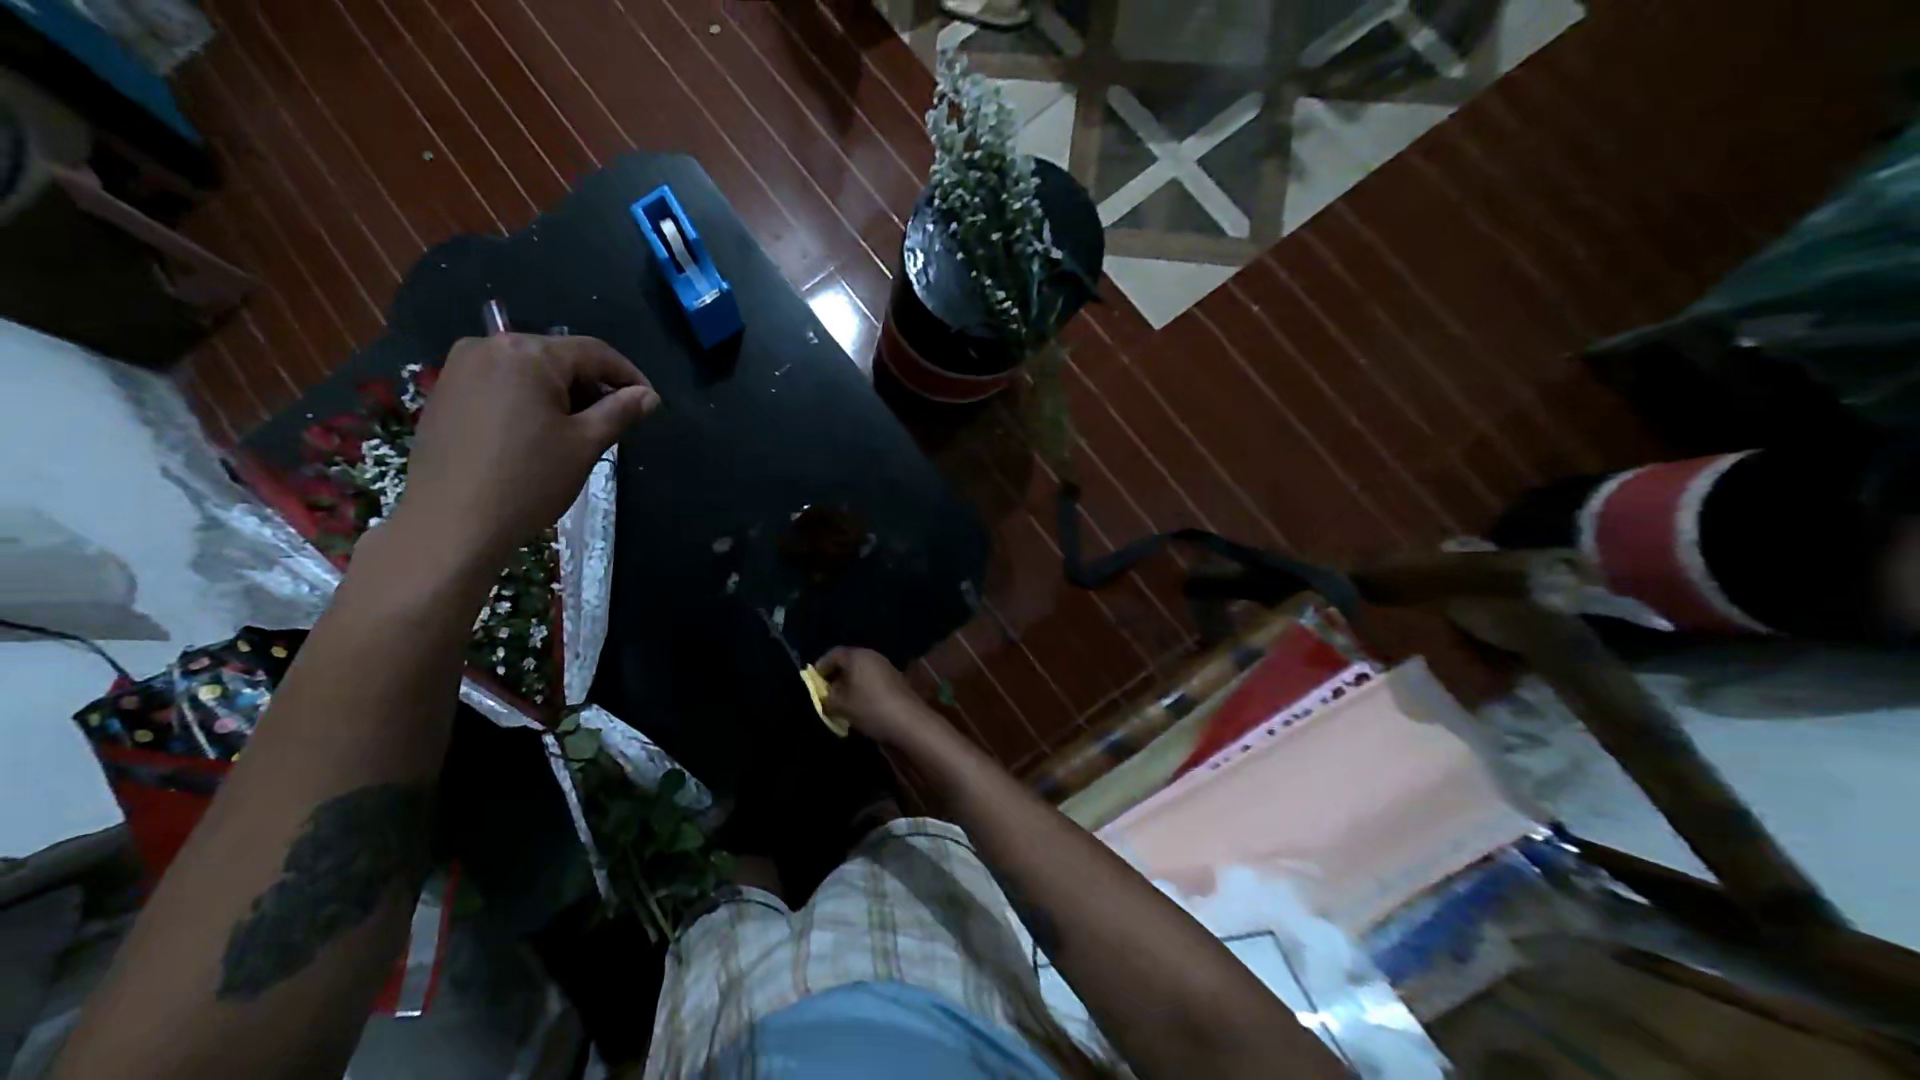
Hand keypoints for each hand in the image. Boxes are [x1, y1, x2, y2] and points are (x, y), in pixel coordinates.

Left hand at [395, 334, 658, 563]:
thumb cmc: (528, 479)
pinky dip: (531, 403)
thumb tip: (649, 396)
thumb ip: (621, 411)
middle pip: (559, 359)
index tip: (650, 402)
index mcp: (526, 353)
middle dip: (593, 387)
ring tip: (580, 434)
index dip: (629, 375)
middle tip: (616, 423)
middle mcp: (488, 347)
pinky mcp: (446, 394)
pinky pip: (503, 386)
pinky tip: (540, 437)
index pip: (594, 352)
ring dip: (563, 396)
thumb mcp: (586, 443)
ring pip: (530, 373)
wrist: (450, 523)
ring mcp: (460, 369)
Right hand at [815, 647, 950, 749]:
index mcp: (857, 656)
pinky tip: (860, 706)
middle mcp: (872, 656)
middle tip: (826, 693)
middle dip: (835, 677)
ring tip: (842, 703)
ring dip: (850, 685)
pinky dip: (863, 689)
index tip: (814, 682)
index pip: (833, 654)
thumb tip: (825, 695)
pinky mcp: (896, 680)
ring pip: (861, 672)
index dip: (821, 667)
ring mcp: (886, 667)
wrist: (909, 721)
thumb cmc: (870, 707)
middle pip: (848, 662)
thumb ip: (827, 698)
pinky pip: (872, 680)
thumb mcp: (840, 705)